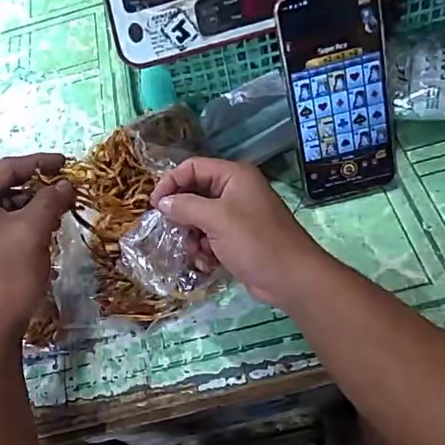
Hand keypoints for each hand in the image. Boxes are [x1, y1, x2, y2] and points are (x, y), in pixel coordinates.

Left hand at [0, 154, 74, 341]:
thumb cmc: (5, 276)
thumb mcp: (32, 232)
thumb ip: (50, 201)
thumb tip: (65, 184)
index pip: (2, 168)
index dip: (36, 162)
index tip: (66, 163)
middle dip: (33, 185)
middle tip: (63, 186)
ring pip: (1, 209)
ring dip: (30, 206)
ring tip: (58, 212)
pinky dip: (22, 224)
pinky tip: (42, 233)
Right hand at [150, 157, 333, 307]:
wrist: (290, 277)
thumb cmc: (255, 242)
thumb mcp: (216, 219)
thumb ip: (186, 207)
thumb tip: (162, 202)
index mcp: (234, 176)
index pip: (192, 168)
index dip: (171, 183)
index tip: (154, 205)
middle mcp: (235, 191)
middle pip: (194, 194)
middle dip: (182, 216)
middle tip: (173, 234)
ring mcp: (238, 216)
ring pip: (200, 219)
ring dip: (192, 238)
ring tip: (196, 254)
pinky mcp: (238, 239)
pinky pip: (211, 237)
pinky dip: (205, 250)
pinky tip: (208, 264)